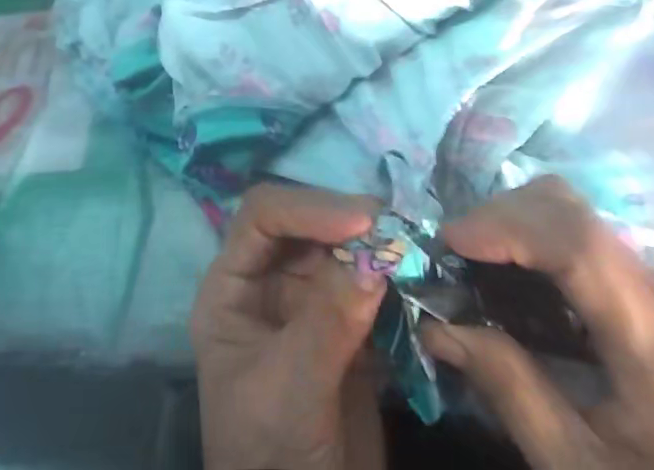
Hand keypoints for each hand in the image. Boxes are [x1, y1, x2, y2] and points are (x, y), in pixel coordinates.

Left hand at [191, 184, 389, 469]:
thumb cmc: (268, 456)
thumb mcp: (290, 389)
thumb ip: (329, 323)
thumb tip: (376, 260)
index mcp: (232, 287)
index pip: (262, 218)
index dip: (308, 208)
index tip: (363, 221)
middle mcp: (268, 283)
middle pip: (305, 225)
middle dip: (349, 220)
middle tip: (401, 229)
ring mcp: (309, 305)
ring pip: (342, 251)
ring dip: (378, 246)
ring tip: (417, 248)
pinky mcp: (348, 330)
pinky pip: (371, 288)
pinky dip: (396, 280)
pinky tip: (420, 280)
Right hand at [419, 177, 653, 469]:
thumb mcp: (574, 469)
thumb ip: (509, 390)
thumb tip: (436, 326)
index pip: (583, 250)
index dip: (509, 227)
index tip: (451, 240)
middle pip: (578, 215)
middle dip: (504, 215)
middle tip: (454, 252)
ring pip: (582, 217)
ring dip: (519, 221)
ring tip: (476, 258)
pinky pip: (588, 241)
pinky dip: (538, 237)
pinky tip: (513, 272)